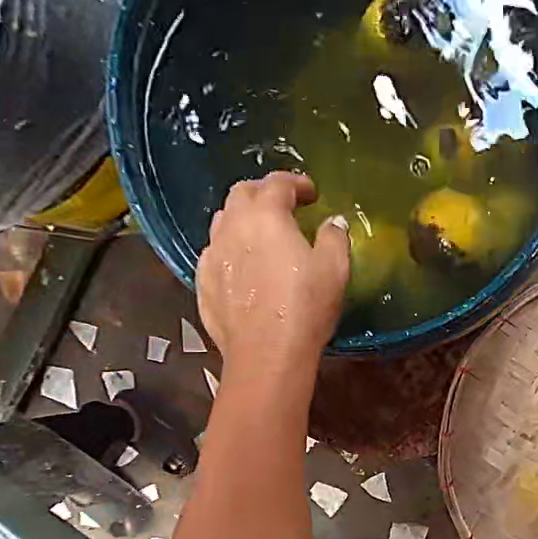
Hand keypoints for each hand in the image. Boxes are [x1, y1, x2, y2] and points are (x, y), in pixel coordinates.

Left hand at [197, 172, 350, 376]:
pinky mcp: (203, 283)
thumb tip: (333, 223)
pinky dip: (229, 250)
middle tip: (284, 206)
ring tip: (260, 233)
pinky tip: (242, 266)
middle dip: (263, 193)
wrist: (266, 355)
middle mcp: (232, 227)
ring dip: (242, 219)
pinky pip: (214, 254)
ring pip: (222, 222)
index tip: (311, 193)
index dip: (296, 183)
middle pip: (242, 194)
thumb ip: (334, 237)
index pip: (278, 183)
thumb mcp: (334, 269)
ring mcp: (212, 255)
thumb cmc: (305, 308)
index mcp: (266, 215)